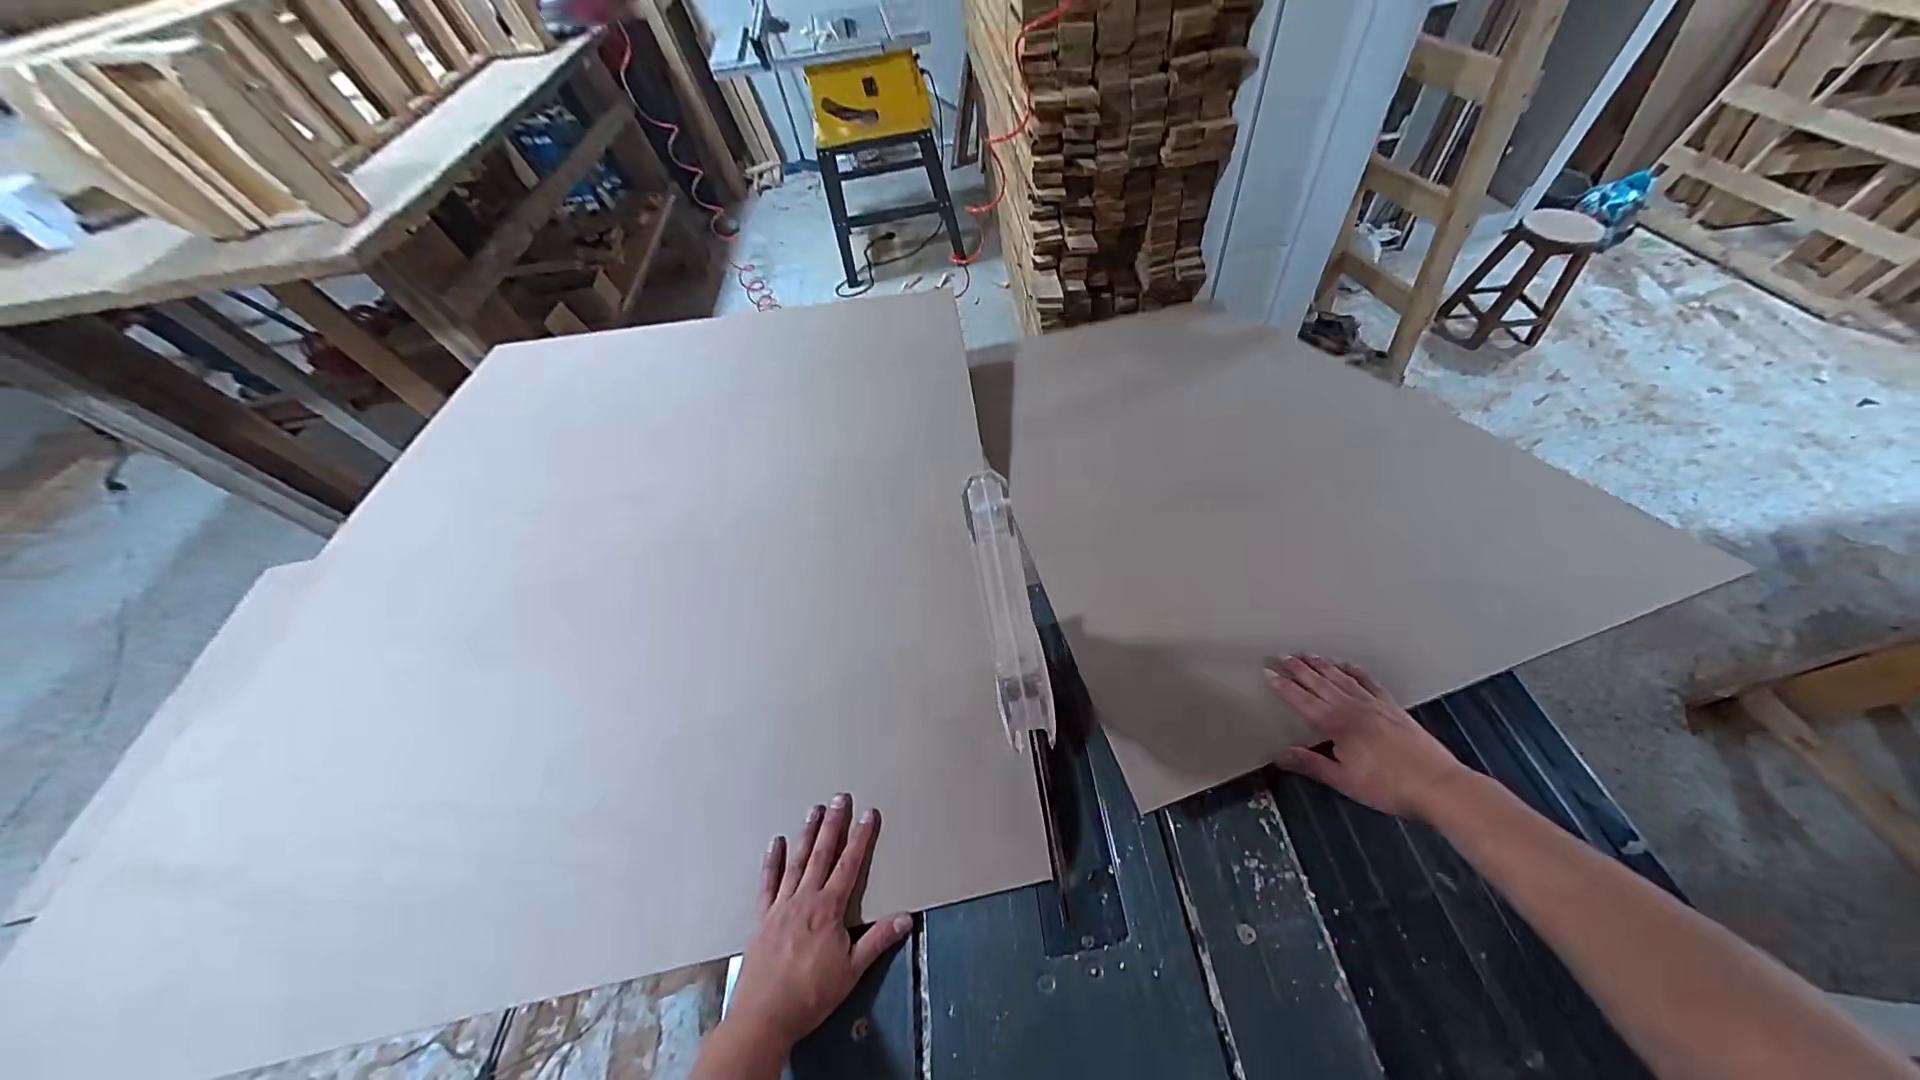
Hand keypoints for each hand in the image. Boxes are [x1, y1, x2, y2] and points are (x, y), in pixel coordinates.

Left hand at [726, 794, 912, 1048]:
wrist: (763, 1017)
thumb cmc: (810, 995)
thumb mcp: (851, 971)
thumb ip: (877, 941)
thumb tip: (905, 918)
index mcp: (829, 909)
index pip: (849, 865)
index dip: (861, 838)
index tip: (868, 815)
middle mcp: (805, 899)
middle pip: (822, 854)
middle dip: (833, 825)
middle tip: (839, 798)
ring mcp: (781, 906)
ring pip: (797, 862)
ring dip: (807, 834)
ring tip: (814, 810)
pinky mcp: (762, 918)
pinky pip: (768, 883)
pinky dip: (772, 862)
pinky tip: (776, 843)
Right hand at [1265, 655, 1478, 820]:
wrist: (1439, 787)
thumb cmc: (1392, 787)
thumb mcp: (1343, 780)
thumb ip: (1310, 764)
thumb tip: (1281, 756)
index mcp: (1337, 724)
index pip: (1302, 700)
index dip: (1283, 687)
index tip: (1269, 675)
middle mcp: (1354, 709)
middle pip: (1320, 683)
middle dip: (1298, 668)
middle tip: (1283, 656)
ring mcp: (1376, 706)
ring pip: (1342, 678)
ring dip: (1323, 665)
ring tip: (1308, 655)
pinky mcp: (1394, 710)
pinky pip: (1370, 683)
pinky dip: (1357, 673)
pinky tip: (1350, 667)